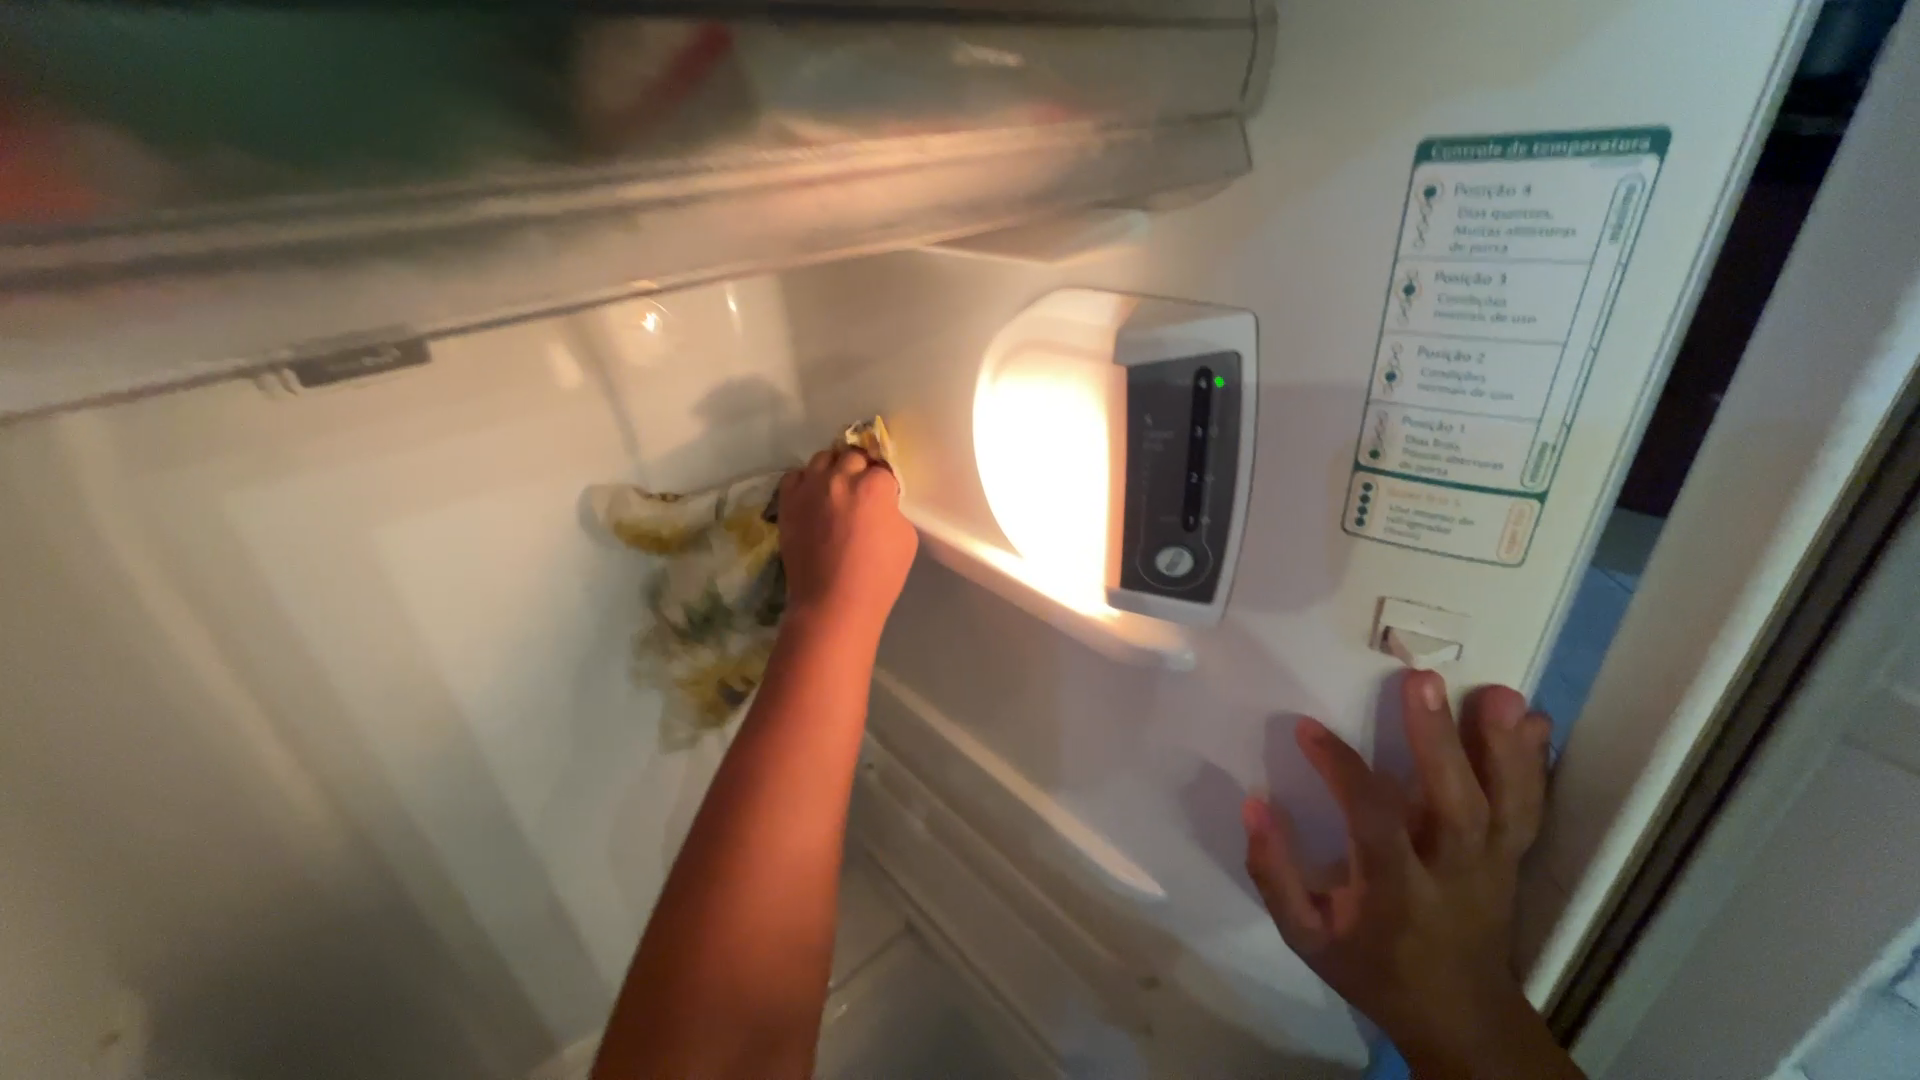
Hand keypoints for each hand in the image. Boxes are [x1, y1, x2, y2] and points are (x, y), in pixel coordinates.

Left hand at [778, 447, 917, 638]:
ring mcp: (810, 488)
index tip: (886, 498)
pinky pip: (795, 476)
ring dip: (834, 469)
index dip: (887, 484)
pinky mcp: (788, 503)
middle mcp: (839, 478)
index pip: (884, 469)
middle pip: (852, 456)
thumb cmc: (878, 577)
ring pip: (823, 458)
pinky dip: (806, 481)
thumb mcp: (906, 538)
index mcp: (873, 486)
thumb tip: (881, 505)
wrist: (833, 603)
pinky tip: (814, 497)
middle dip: (861, 469)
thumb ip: (892, 510)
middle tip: (863, 492)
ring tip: (837, 489)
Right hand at [1244, 672, 1570, 1078]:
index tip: (1309, 729)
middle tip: (1421, 680)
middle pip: (1455, 806)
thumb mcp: (1305, 937)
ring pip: (1507, 805)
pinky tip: (1533, 721)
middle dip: (1439, 742)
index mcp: (1397, 894)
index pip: (1371, 820)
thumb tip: (1254, 806)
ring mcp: (1493, 867)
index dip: (1340, 770)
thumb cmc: (1373, 970)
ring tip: (1496, 692)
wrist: (1462, 1017)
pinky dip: (1535, 766)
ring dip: (1502, 747)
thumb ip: (1275, 875)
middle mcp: (1453, 876)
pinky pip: (1531, 811)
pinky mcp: (1513, 861)